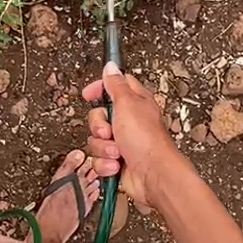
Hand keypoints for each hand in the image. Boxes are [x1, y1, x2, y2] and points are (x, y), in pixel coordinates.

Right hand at [82, 63, 186, 209]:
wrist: (153, 175)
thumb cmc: (147, 140)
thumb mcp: (127, 104)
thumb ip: (116, 84)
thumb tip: (111, 66)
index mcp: (134, 102)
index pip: (113, 87)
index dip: (99, 89)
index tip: (89, 94)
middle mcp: (128, 121)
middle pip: (98, 115)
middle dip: (99, 126)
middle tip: (109, 130)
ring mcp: (122, 142)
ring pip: (96, 139)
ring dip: (104, 147)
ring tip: (118, 151)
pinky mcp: (116, 161)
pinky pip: (98, 159)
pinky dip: (105, 163)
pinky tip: (117, 164)